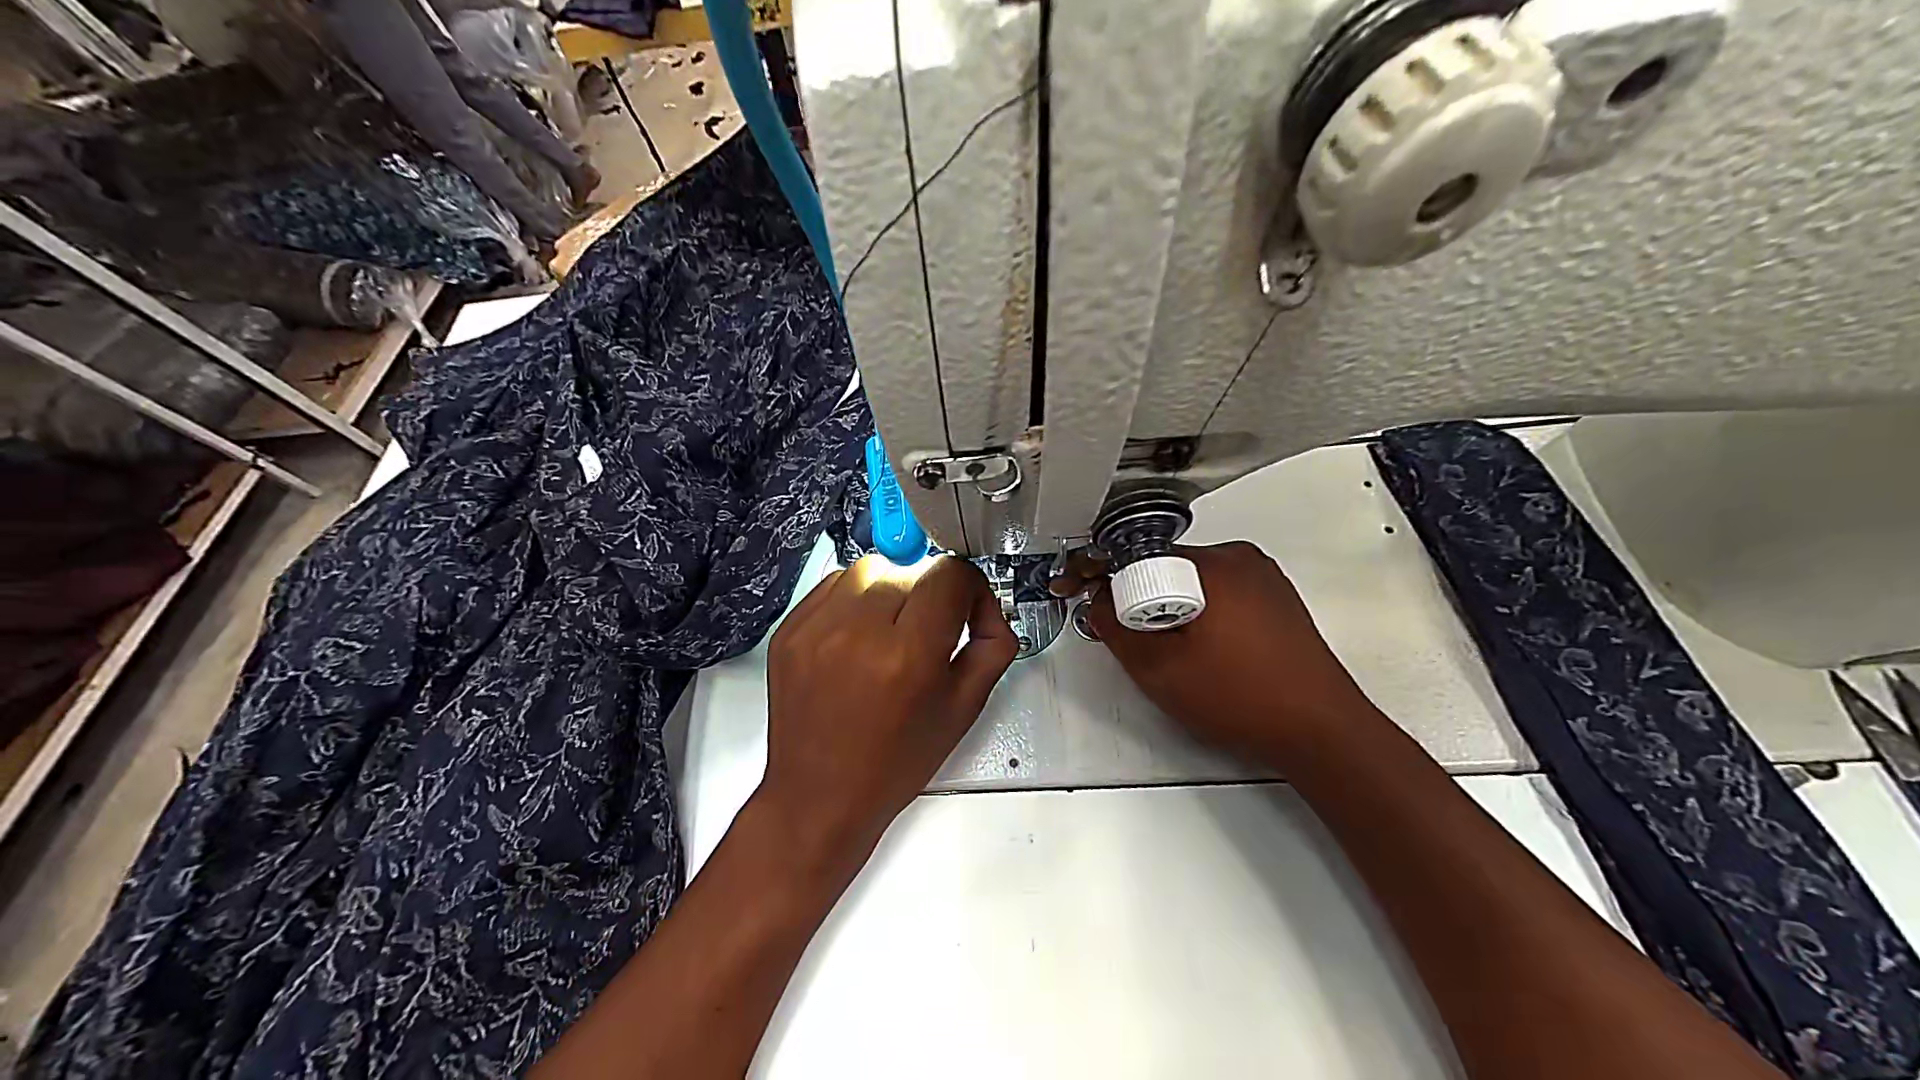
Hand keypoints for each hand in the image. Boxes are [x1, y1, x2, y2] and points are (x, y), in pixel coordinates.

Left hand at [760, 555, 1018, 862]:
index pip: (950, 574)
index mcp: (907, 657)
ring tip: (891, 631)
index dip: (969, 587)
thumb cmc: (889, 763)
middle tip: (931, 630)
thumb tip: (988, 609)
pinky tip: (860, 637)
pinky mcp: (789, 630)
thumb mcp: (962, 710)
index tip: (967, 607)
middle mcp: (856, 635)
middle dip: (931, 592)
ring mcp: (816, 630)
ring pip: (870, 567)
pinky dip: (854, 599)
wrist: (820, 795)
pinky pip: (833, 584)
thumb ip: (991, 647)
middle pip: (912, 567)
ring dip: (891, 587)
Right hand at [1083, 542, 1376, 761]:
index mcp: (1212, 566)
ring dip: (1171, 610)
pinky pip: (1218, 594)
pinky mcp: (1272, 598)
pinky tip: (1208, 655)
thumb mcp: (1158, 669)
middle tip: (1143, 643)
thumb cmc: (1252, 701)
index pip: (1136, 558)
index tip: (1091, 601)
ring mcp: (1261, 578)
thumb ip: (1115, 628)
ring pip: (1190, 582)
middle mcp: (1240, 560)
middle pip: (1163, 568)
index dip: (1106, 582)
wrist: (1320, 731)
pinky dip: (1201, 616)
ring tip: (1183, 656)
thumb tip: (1098, 603)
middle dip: (1141, 601)